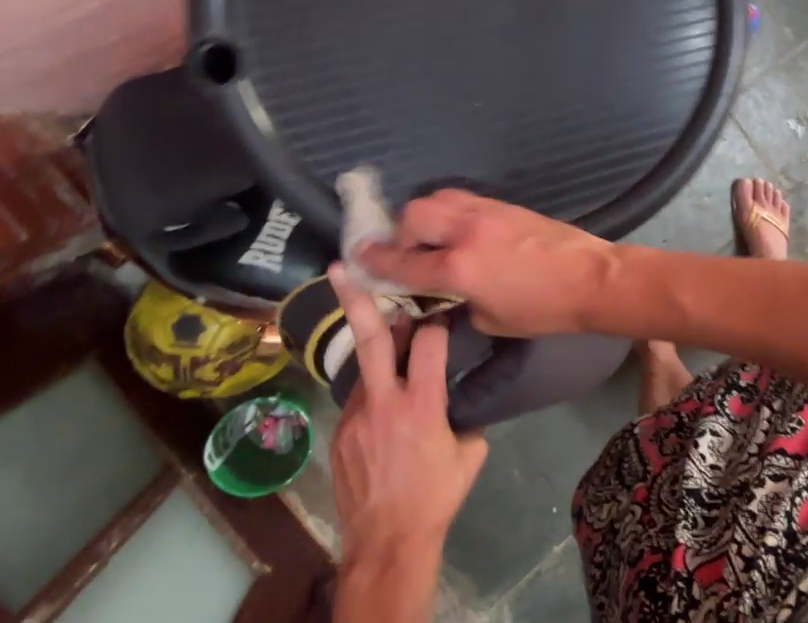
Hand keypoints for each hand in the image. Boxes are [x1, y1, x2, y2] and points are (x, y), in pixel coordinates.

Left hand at [327, 264, 487, 559]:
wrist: (386, 541)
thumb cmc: (436, 496)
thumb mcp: (469, 453)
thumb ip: (465, 417)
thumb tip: (460, 401)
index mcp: (421, 404)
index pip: (427, 342)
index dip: (435, 320)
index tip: (442, 305)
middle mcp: (383, 402)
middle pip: (370, 340)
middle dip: (357, 301)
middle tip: (343, 267)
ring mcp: (354, 417)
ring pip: (363, 368)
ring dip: (375, 347)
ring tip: (385, 325)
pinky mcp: (338, 434)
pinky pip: (357, 399)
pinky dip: (372, 387)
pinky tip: (385, 397)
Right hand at [357, 189, 616, 336]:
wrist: (592, 278)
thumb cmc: (544, 309)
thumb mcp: (491, 320)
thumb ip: (457, 304)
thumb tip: (443, 295)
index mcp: (459, 268)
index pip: (403, 263)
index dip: (375, 263)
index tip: (358, 259)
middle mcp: (467, 232)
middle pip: (414, 215)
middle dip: (401, 234)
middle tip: (409, 255)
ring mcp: (488, 212)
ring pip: (439, 198)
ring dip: (426, 217)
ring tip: (433, 241)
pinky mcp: (506, 206)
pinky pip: (464, 200)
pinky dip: (451, 212)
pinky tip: (460, 233)